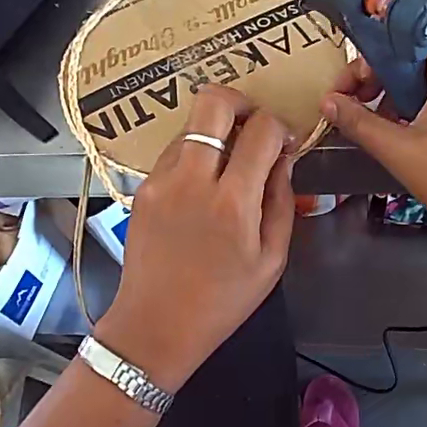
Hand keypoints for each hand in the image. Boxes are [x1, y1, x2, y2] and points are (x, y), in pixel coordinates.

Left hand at [92, 86, 297, 391]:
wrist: (155, 324)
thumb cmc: (221, 301)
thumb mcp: (271, 260)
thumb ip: (282, 201)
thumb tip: (283, 159)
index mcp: (232, 202)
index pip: (262, 129)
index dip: (280, 128)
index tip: (284, 145)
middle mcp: (192, 180)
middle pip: (212, 102)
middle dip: (240, 102)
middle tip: (253, 126)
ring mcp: (160, 181)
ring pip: (190, 126)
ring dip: (214, 133)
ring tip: (227, 166)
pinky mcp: (142, 189)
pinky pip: (172, 153)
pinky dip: (192, 156)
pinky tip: (201, 187)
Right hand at [320, 51, 426, 241]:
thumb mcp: (401, 152)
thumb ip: (358, 122)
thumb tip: (331, 103)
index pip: (402, 41)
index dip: (366, 65)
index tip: (345, 90)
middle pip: (418, 57)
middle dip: (383, 84)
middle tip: (359, 110)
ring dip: (404, 97)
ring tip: (389, 129)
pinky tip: (416, 133)